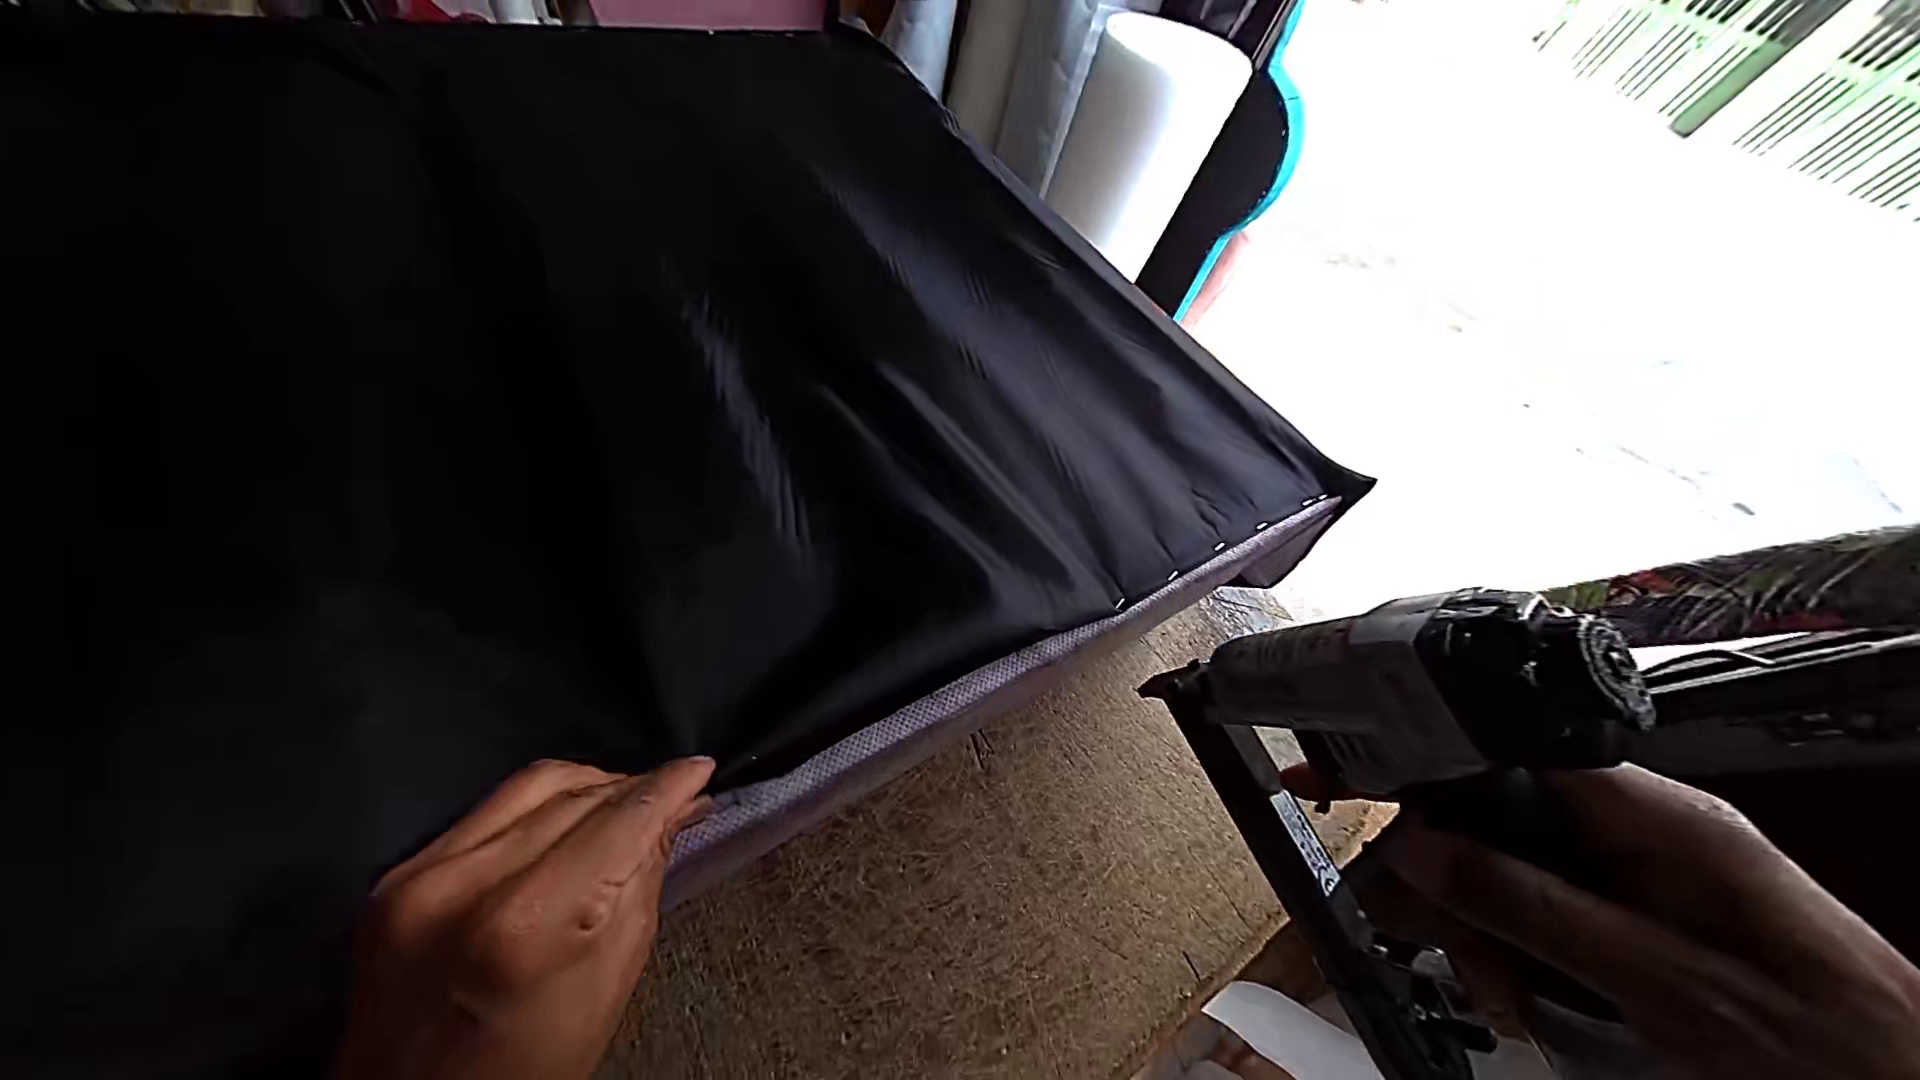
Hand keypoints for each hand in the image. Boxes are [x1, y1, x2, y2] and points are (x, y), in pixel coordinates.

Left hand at [330, 757, 715, 1079]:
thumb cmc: (529, 1067)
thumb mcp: (613, 975)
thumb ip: (644, 876)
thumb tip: (677, 810)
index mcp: (524, 924)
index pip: (620, 820)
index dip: (671, 785)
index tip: (701, 767)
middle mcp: (465, 884)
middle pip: (584, 796)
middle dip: (640, 789)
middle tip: (675, 796)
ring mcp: (422, 875)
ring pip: (542, 782)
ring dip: (598, 786)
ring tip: (625, 808)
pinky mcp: (401, 873)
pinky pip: (499, 802)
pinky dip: (551, 800)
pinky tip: (574, 819)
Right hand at [1291, 764, 1919, 1078]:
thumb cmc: (1864, 1073)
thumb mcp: (1685, 996)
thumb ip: (1538, 911)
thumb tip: (1417, 850)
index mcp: (1657, 818)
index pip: (1501, 753)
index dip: (1418, 759)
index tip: (1344, 774)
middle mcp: (1628, 831)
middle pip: (1482, 817)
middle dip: (1446, 877)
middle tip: (1425, 929)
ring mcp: (1616, 874)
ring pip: (1489, 867)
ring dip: (1468, 925)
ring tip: (1489, 988)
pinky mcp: (1609, 915)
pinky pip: (1518, 908)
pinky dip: (1496, 949)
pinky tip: (1508, 993)